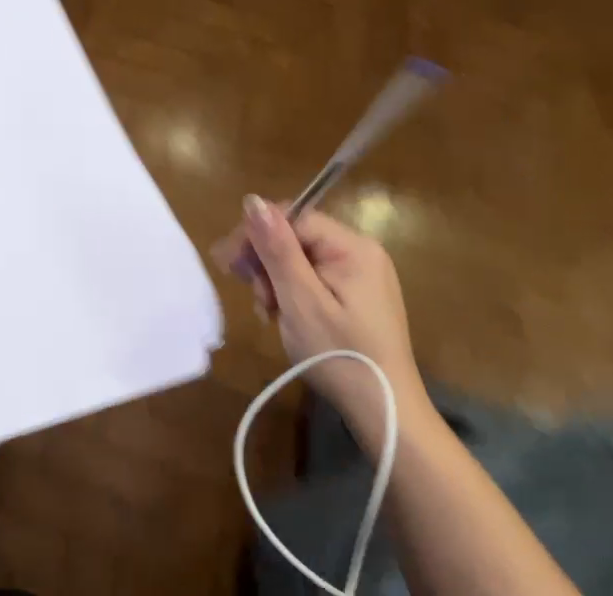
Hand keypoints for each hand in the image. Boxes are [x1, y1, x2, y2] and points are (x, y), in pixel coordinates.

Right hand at [219, 196, 427, 452]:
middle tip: (255, 297)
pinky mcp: (354, 297)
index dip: (256, 235)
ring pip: (297, 259)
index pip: (292, 218)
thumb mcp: (300, 300)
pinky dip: (289, 294)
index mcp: (353, 248)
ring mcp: (359, 276)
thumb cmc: (341, 354)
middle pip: (294, 237)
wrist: (384, 412)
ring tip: (270, 313)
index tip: (228, 263)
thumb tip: (252, 200)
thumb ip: (277, 248)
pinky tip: (283, 317)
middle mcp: (359, 253)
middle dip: (265, 263)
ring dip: (274, 281)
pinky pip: (310, 279)